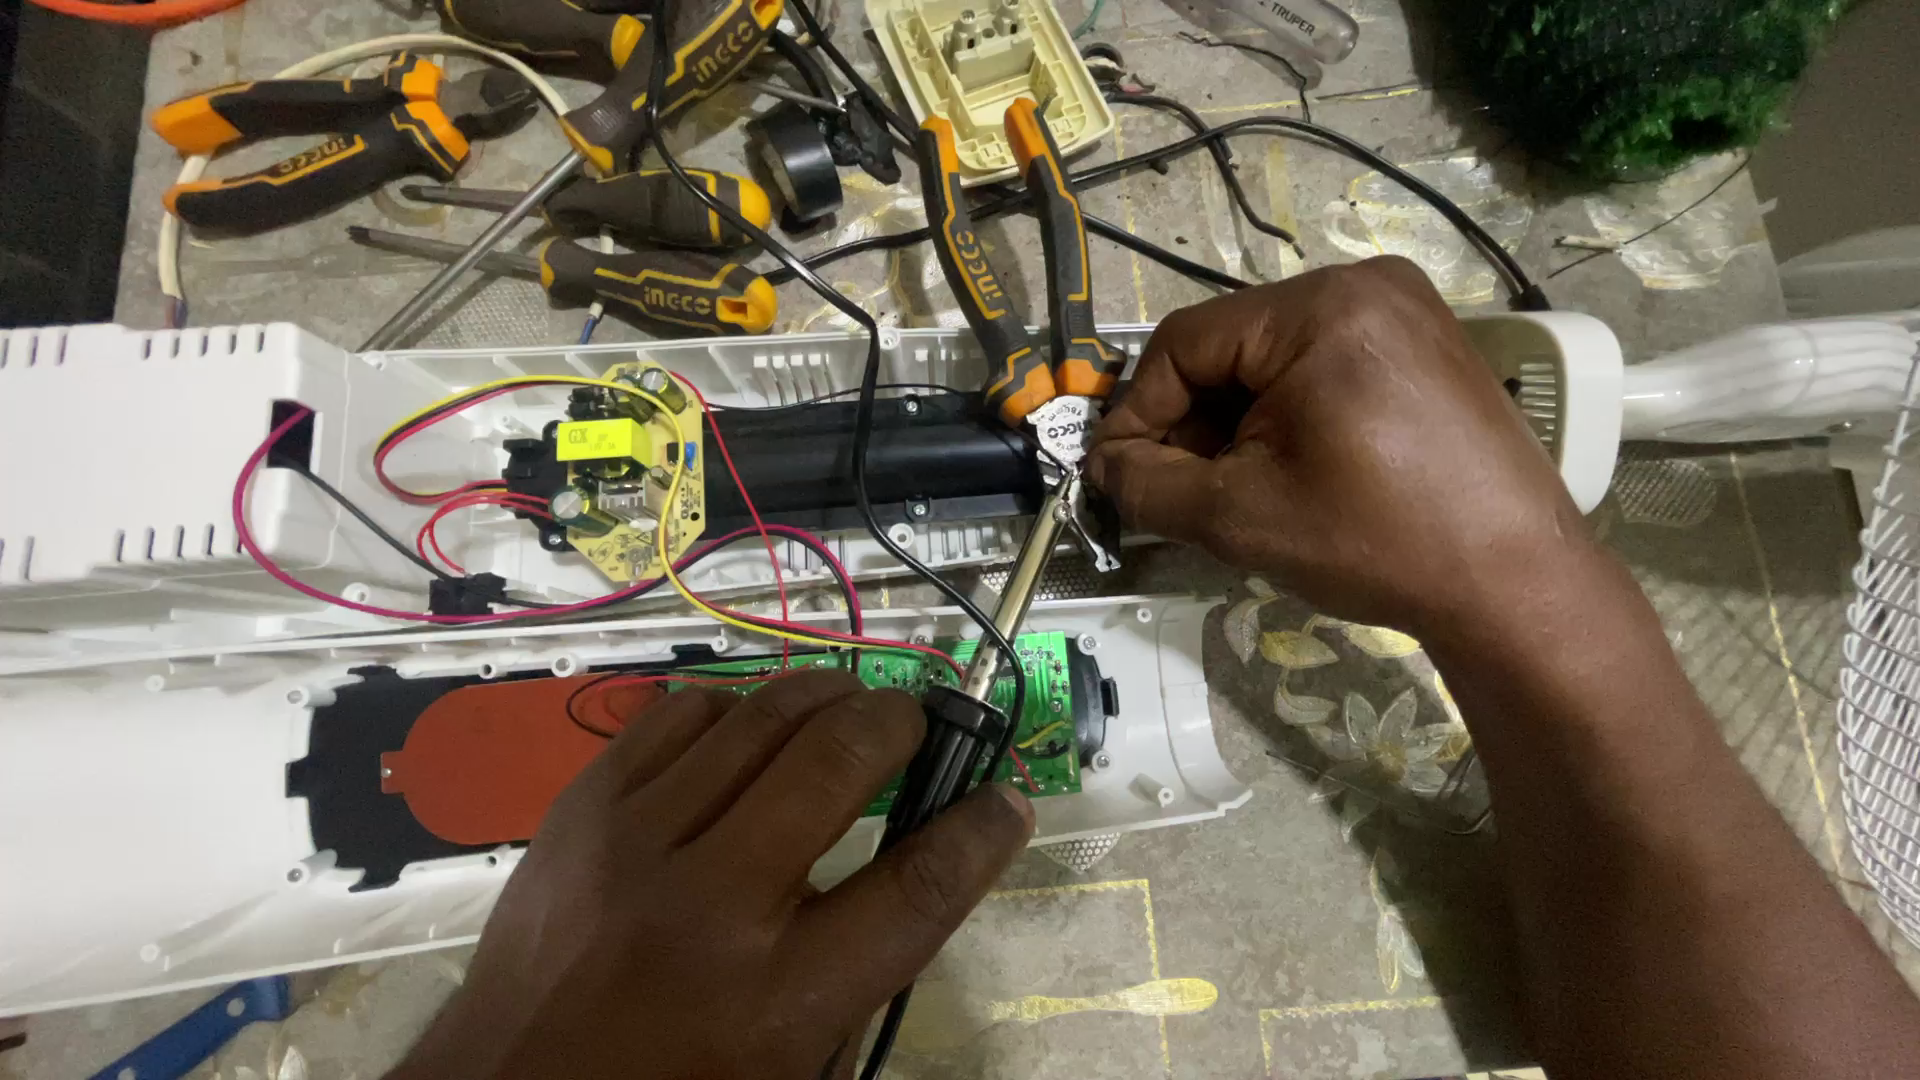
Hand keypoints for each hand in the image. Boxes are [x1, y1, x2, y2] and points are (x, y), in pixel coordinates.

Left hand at [388, 671, 1033, 1079]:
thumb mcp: (793, 1056)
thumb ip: (865, 960)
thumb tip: (933, 850)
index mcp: (775, 1002)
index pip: (916, 892)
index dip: (979, 833)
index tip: (1007, 797)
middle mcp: (709, 908)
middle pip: (838, 762)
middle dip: (898, 725)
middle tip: (913, 725)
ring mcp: (635, 844)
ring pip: (763, 718)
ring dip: (827, 697)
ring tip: (849, 705)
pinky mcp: (584, 807)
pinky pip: (685, 714)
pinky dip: (739, 707)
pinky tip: (751, 727)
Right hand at [1090, 256, 1591, 635]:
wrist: (1512, 584)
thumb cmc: (1372, 540)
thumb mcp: (1235, 515)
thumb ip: (1145, 485)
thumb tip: (1100, 466)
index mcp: (1319, 310)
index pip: (1182, 344)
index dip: (1136, 412)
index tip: (1116, 473)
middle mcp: (1362, 285)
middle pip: (1225, 349)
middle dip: (1186, 423)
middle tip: (1171, 487)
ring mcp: (1398, 312)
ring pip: (1264, 362)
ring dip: (1226, 424)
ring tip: (1223, 486)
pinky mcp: (1416, 346)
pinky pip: (1311, 368)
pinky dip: (1274, 417)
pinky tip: (1276, 469)